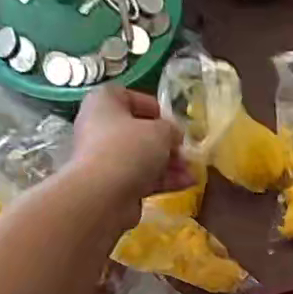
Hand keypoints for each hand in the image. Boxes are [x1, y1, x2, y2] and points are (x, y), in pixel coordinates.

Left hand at [70, 86, 193, 199]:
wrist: (104, 196)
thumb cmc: (130, 149)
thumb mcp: (160, 131)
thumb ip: (171, 129)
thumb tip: (174, 135)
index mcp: (104, 103)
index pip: (129, 97)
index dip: (154, 108)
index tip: (173, 122)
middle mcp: (100, 128)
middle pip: (138, 132)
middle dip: (166, 144)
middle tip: (186, 152)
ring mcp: (105, 159)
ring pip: (142, 158)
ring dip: (169, 164)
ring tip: (192, 172)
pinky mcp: (113, 185)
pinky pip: (141, 178)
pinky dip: (162, 180)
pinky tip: (186, 184)